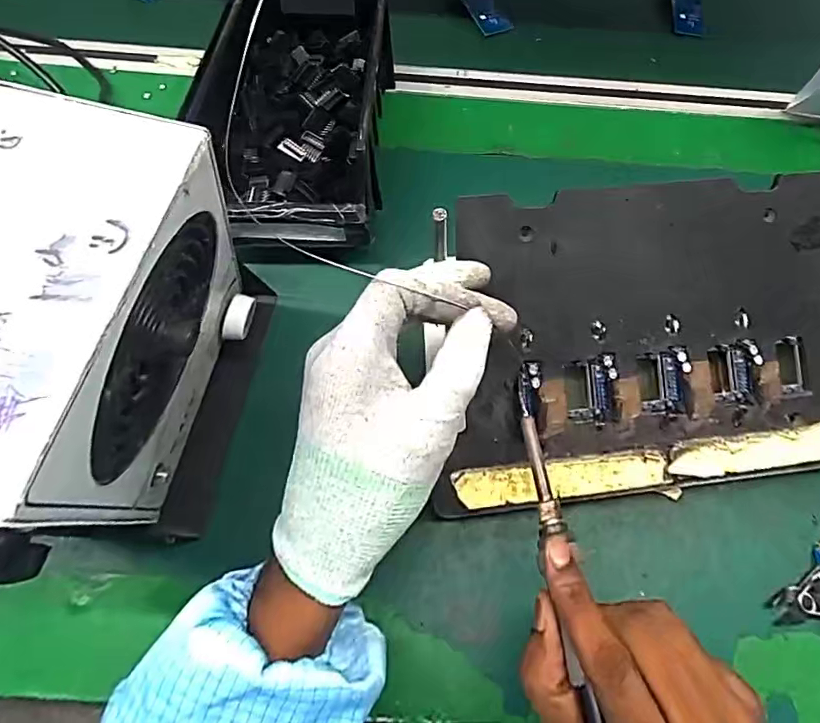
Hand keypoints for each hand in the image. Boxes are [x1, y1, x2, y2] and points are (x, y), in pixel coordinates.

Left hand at [271, 260, 517, 605]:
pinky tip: (446, 365)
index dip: (447, 280)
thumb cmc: (378, 482)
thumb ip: (462, 358)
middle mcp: (338, 349)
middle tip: (489, 299)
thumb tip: (479, 320)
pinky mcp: (344, 389)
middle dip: (447, 295)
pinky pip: (387, 349)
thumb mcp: (433, 417)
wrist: (330, 539)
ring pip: (393, 323)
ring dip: (437, 323)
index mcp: (351, 347)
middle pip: (396, 298)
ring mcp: (338, 369)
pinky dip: (421, 348)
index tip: (486, 288)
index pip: (400, 285)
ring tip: (475, 328)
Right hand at [522, 535, 761, 722]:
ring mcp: (732, 704)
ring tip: (614, 651)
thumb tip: (548, 604)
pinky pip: (690, 639)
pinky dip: (659, 641)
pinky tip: (651, 668)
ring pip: (666, 623)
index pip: (612, 664)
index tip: (555, 552)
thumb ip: (553, 684)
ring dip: (628, 622)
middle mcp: (706, 718)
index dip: (578, 606)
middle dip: (603, 618)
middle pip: (642, 633)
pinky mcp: (743, 691)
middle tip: (581, 633)